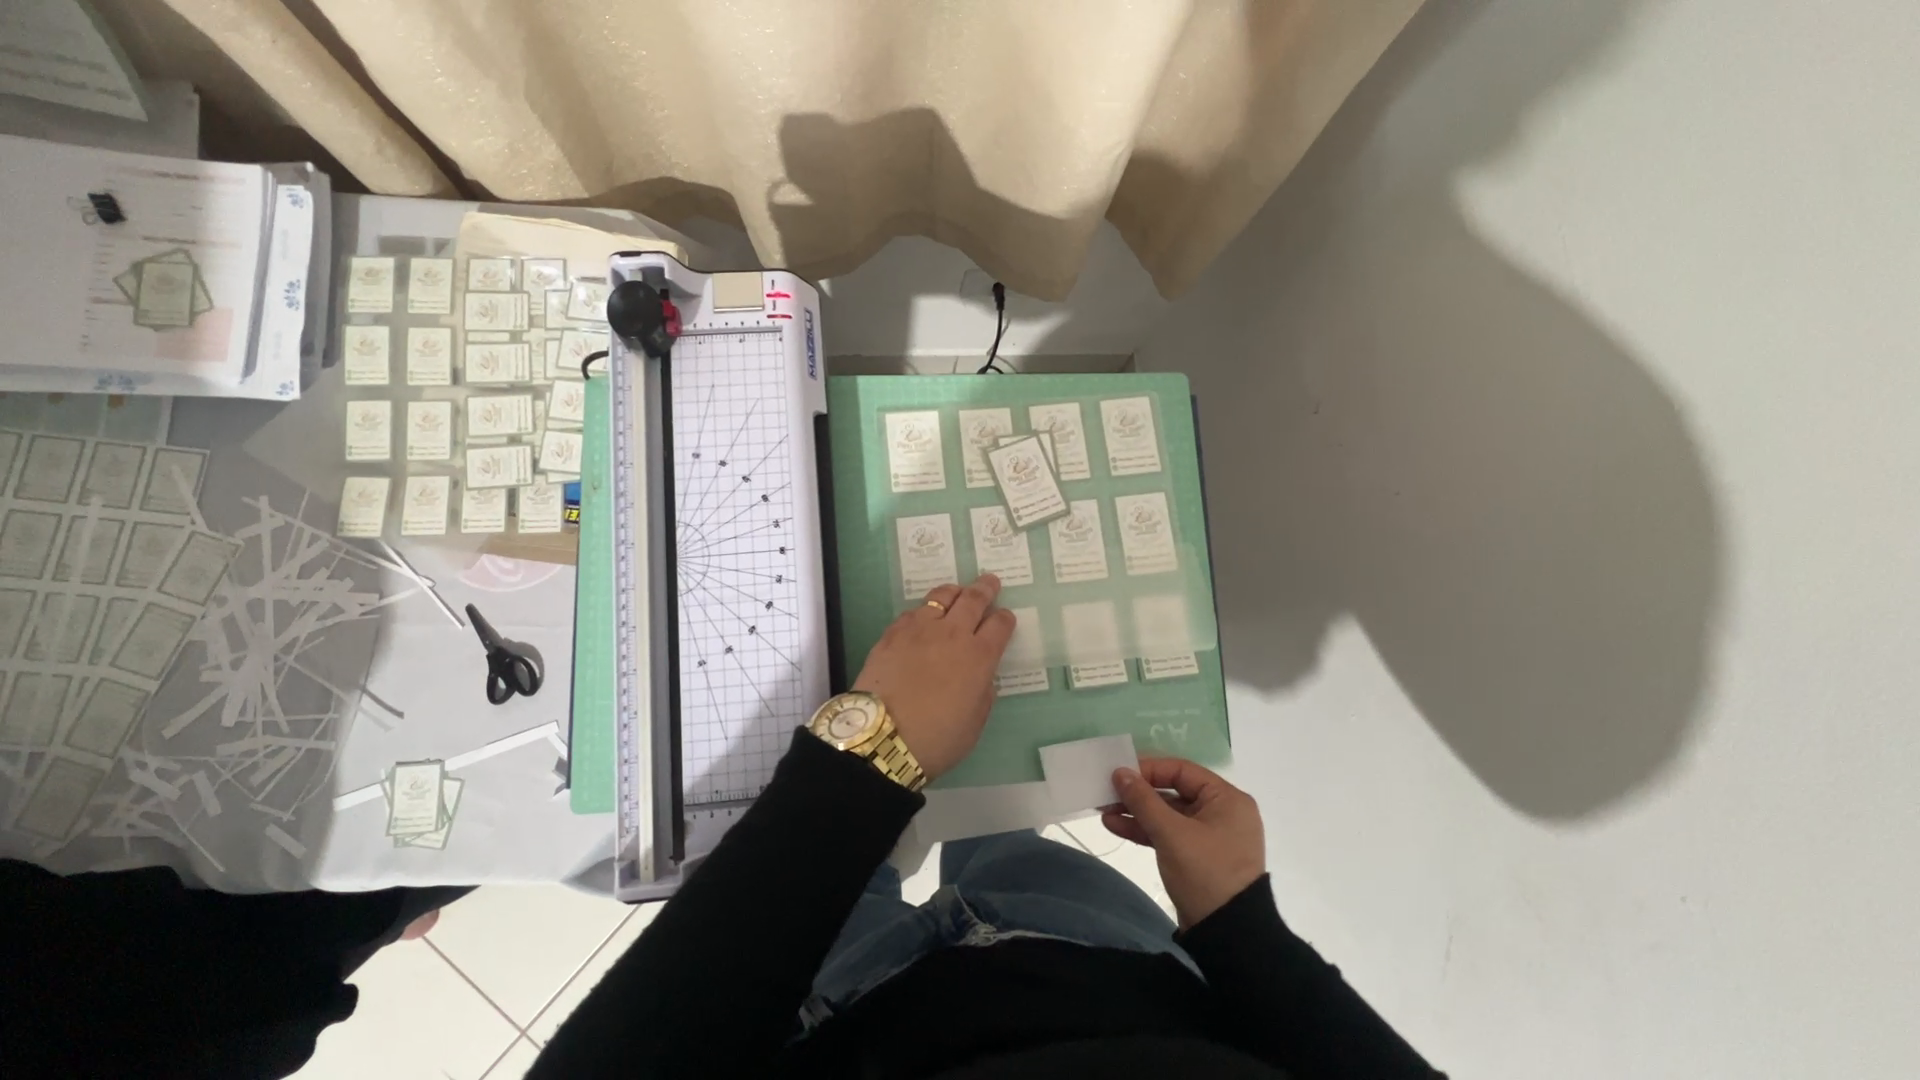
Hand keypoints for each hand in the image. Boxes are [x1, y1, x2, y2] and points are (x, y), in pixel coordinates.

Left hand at [851, 574, 1014, 778]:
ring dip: (954, 592)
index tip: (1005, 618)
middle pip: (973, 600)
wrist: (883, 738)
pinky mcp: (893, 633)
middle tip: (990, 581)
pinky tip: (923, 619)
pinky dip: (925, 611)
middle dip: (985, 588)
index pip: (1000, 625)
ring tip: (957, 592)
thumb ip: (983, 693)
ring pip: (941, 597)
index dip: (1005, 619)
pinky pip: (914, 612)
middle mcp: (952, 634)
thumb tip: (980, 676)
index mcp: (979, 656)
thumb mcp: (974, 724)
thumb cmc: (937, 739)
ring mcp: (920, 629)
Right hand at [1103, 757, 1265, 929]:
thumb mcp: (1171, 834)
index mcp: (1226, 799)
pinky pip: (1169, 834)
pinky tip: (1116, 826)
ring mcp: (1210, 836)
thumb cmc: (1205, 873)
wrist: (1228, 934)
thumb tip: (1120, 772)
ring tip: (1104, 811)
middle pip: (1174, 791)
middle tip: (1107, 792)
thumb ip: (1144, 800)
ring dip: (1137, 812)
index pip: (1182, 771)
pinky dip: (1145, 830)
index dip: (1148, 769)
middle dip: (1139, 793)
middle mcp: (1221, 812)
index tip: (1118, 774)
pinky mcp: (1198, 856)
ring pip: (1168, 814)